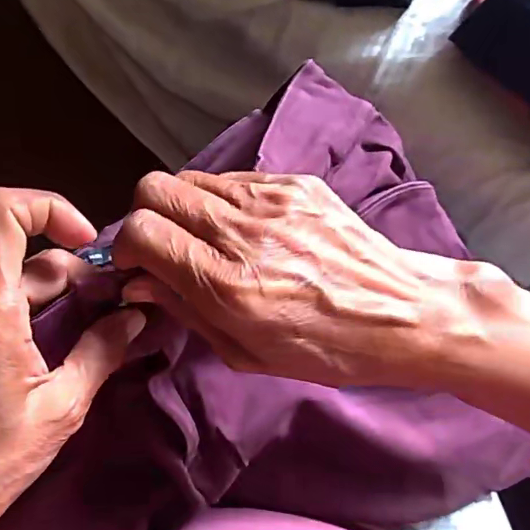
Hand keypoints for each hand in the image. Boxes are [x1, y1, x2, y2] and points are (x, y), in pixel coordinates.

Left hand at [0, 189, 144, 529]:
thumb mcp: (61, 408)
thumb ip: (100, 353)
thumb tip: (135, 317)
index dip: (45, 205)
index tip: (88, 240)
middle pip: (22, 255)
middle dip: (77, 269)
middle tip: (119, 303)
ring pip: (14, 282)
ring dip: (61, 293)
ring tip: (105, 322)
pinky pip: (0, 305)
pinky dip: (38, 310)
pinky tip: (69, 340)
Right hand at [111, 171, 517, 388]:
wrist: (404, 313)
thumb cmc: (324, 350)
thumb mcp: (244, 353)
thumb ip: (184, 310)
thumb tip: (140, 281)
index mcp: (227, 283)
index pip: (142, 232)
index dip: (125, 248)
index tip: (137, 267)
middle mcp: (243, 230)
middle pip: (154, 189)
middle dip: (143, 218)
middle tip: (162, 248)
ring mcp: (271, 198)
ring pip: (189, 177)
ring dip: (181, 207)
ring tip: (204, 239)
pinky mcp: (295, 182)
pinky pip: (232, 178)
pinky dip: (219, 201)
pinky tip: (243, 229)